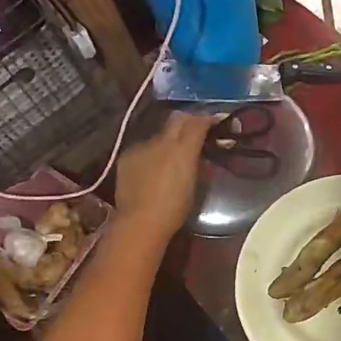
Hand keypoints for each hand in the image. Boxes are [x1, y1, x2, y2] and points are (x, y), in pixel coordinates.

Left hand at [113, 110, 215, 239]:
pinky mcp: (127, 156)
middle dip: (188, 121)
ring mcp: (142, 147)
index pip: (198, 122)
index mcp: (183, 150)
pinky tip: (150, 169)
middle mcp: (162, 142)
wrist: (139, 221)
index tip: (213, 122)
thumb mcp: (193, 186)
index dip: (207, 119)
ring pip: (159, 135)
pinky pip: (143, 149)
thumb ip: (198, 165)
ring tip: (169, 157)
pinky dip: (150, 154)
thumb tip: (202, 156)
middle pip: (177, 119)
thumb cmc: (174, 209)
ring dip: (167, 141)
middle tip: (195, 130)